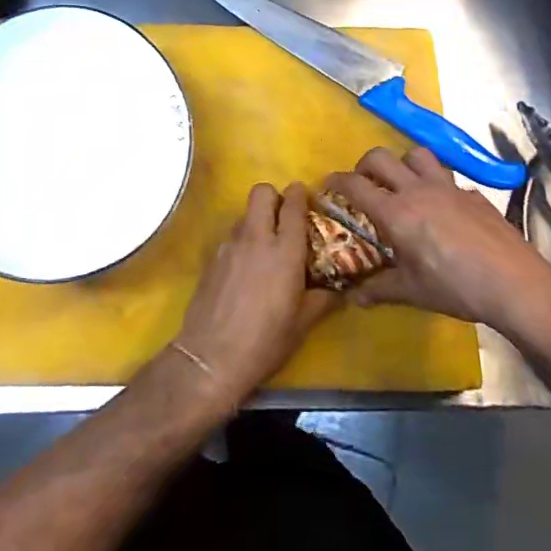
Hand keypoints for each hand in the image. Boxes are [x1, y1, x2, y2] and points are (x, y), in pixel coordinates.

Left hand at [173, 183, 338, 402]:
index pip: (293, 205)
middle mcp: (256, 238)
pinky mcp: (212, 257)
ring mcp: (229, 245)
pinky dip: (241, 241)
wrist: (211, 357)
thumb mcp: (303, 324)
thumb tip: (339, 290)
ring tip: (266, 247)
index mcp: (285, 251)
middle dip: (274, 197)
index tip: (305, 198)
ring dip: (257, 220)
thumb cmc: (266, 341)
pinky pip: (230, 236)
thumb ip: (323, 299)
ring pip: (244, 213)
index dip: (299, 195)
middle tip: (284, 219)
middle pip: (261, 192)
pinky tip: (245, 268)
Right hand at [327, 147, 550, 329]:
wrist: (515, 283)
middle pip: (381, 157)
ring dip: (402, 163)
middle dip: (364, 165)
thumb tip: (353, 297)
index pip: (356, 185)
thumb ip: (379, 289)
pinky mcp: (472, 193)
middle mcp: (418, 190)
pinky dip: (435, 184)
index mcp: (397, 213)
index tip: (327, 185)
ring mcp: (448, 187)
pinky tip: (442, 208)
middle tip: (363, 183)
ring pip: (417, 155)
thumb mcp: (413, 292)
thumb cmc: (457, 288)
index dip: (336, 181)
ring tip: (402, 183)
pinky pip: (446, 177)